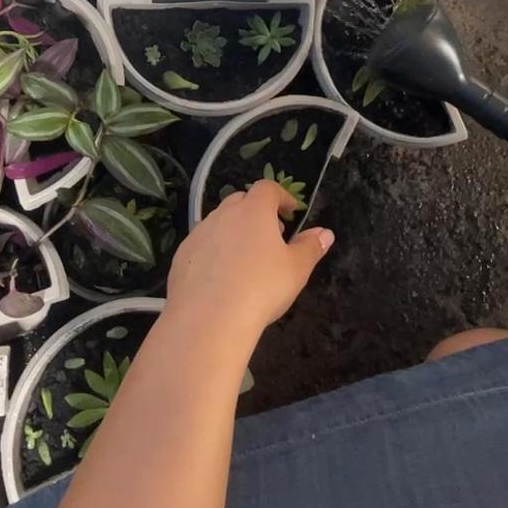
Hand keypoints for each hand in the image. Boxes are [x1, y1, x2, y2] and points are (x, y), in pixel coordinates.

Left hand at [166, 180, 333, 340]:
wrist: (209, 318)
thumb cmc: (261, 288)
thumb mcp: (296, 269)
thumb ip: (311, 247)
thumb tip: (325, 232)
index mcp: (253, 210)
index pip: (267, 189)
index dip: (281, 196)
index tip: (291, 212)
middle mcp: (224, 214)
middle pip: (241, 201)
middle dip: (257, 212)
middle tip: (271, 235)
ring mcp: (200, 233)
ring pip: (220, 222)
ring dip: (234, 231)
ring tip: (246, 258)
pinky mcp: (182, 255)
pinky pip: (203, 244)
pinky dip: (215, 251)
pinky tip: (221, 277)